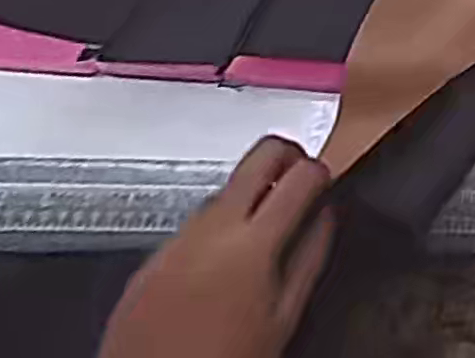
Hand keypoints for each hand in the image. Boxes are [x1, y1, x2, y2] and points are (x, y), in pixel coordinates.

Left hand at [99, 137, 334, 357]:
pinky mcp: (149, 260)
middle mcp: (212, 229)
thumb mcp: (282, 320)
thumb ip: (310, 257)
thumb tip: (326, 217)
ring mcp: (176, 240)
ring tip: (260, 232)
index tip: (323, 182)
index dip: (321, 171)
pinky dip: (215, 228)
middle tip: (299, 177)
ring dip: (250, 196)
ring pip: (227, 188)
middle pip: (262, 153)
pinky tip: (220, 263)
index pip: (302, 173)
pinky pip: (193, 223)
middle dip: (289, 156)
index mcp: (253, 243)